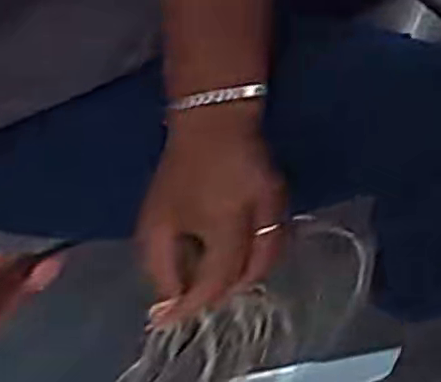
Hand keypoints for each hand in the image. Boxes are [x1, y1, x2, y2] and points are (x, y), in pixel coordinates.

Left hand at [137, 106, 285, 326]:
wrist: (219, 125)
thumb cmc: (183, 172)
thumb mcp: (157, 223)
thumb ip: (163, 266)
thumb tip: (173, 299)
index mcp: (227, 223)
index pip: (218, 280)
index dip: (193, 304)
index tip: (168, 316)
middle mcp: (261, 216)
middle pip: (255, 269)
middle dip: (227, 291)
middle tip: (197, 299)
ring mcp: (278, 202)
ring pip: (272, 252)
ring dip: (247, 272)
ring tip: (217, 279)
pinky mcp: (283, 193)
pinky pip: (276, 234)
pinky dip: (258, 252)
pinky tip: (237, 253)